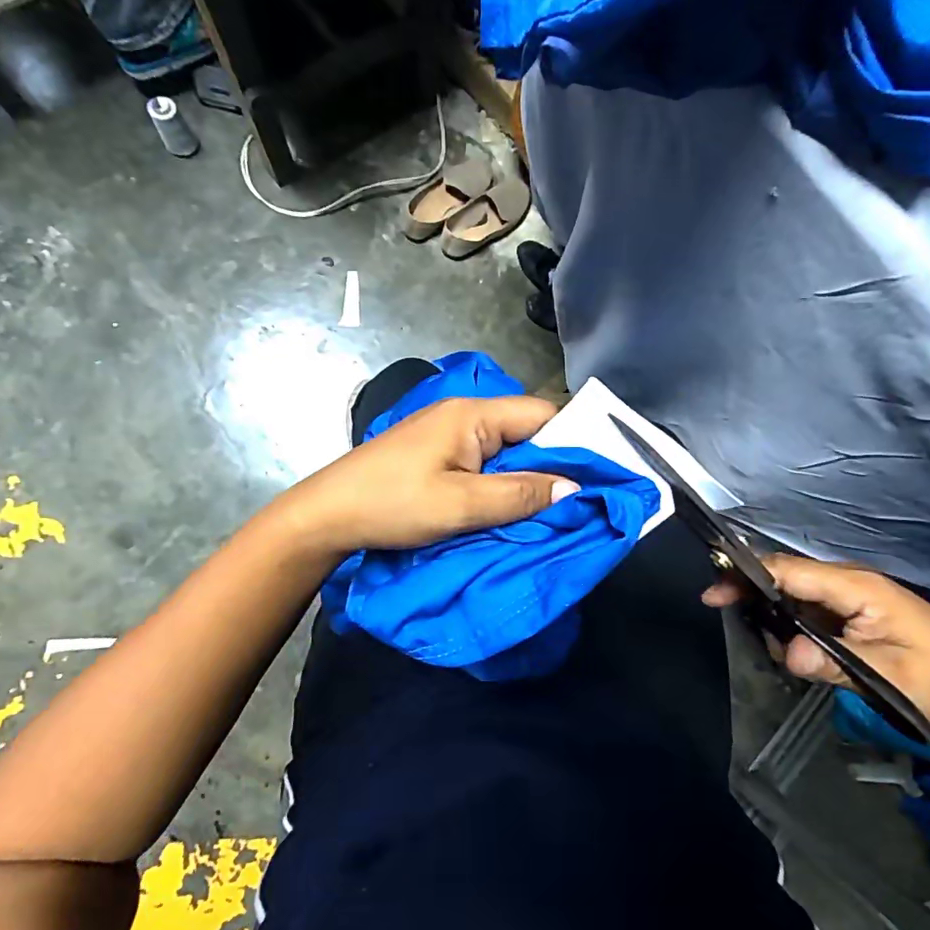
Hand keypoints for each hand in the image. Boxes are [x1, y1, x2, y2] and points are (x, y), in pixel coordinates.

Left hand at [274, 396, 580, 553]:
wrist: (327, 514)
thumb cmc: (392, 504)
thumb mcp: (460, 505)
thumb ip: (519, 495)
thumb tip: (575, 488)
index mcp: (472, 414)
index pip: (543, 415)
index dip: (575, 444)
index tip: (601, 478)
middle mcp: (463, 415)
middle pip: (526, 431)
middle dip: (553, 465)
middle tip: (582, 502)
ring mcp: (447, 434)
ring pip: (507, 450)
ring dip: (527, 477)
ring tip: (554, 510)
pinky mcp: (436, 455)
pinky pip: (485, 462)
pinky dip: (502, 483)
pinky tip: (513, 507)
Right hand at [704, 555, 929, 743]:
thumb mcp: (894, 677)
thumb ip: (837, 663)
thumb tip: (788, 655)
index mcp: (858, 586)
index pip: (789, 570)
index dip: (747, 576)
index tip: (713, 593)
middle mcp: (849, 583)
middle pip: (783, 576)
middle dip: (751, 593)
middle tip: (725, 615)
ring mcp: (849, 598)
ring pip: (791, 594)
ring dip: (772, 616)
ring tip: (779, 651)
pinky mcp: (850, 615)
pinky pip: (805, 611)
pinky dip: (789, 626)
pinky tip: (796, 651)